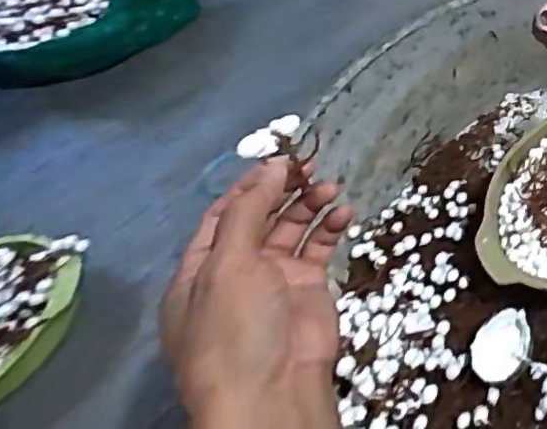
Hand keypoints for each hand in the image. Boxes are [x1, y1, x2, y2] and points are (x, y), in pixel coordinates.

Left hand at [162, 158, 354, 428]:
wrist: (273, 387)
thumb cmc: (235, 326)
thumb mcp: (228, 265)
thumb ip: (250, 210)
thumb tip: (273, 165)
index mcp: (202, 270)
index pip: (224, 214)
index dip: (251, 184)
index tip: (281, 159)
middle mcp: (236, 270)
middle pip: (262, 215)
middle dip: (285, 188)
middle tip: (311, 164)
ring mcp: (274, 277)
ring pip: (294, 225)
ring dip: (311, 203)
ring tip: (331, 188)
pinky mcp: (308, 284)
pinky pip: (320, 244)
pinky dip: (332, 225)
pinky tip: (344, 214)